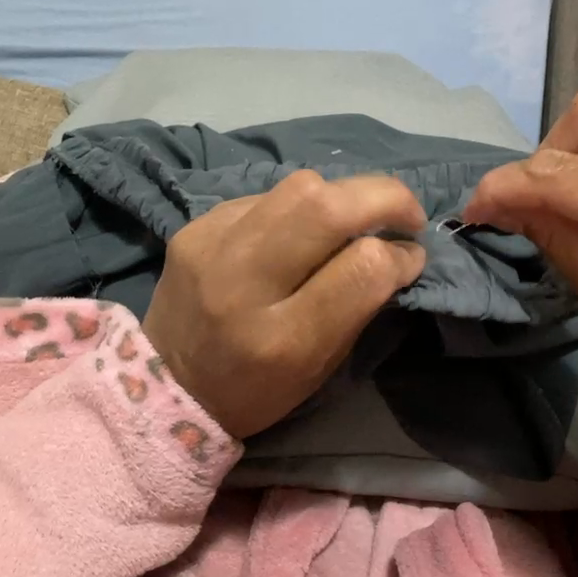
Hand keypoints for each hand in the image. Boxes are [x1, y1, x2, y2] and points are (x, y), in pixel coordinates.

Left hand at [144, 171, 427, 438]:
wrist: (165, 386)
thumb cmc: (256, 390)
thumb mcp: (319, 367)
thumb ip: (359, 306)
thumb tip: (398, 249)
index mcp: (282, 340)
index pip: (361, 269)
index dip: (401, 254)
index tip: (412, 256)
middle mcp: (243, 285)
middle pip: (326, 207)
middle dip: (384, 197)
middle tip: (406, 213)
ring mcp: (212, 247)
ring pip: (298, 187)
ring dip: (343, 195)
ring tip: (353, 220)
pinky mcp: (195, 226)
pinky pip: (265, 196)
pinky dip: (297, 208)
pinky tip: (297, 232)